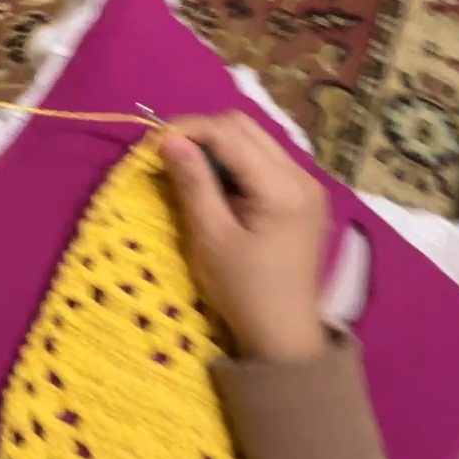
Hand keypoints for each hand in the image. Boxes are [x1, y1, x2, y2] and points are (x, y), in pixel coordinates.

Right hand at [162, 113, 330, 363]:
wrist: (283, 332)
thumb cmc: (242, 289)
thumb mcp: (209, 236)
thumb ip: (192, 181)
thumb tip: (168, 138)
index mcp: (282, 189)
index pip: (228, 133)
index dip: (187, 129)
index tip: (153, 145)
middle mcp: (302, 176)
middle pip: (243, 126)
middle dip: (201, 132)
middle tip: (168, 155)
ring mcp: (306, 184)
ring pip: (253, 137)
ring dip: (216, 144)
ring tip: (188, 168)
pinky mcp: (301, 194)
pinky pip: (262, 156)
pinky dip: (232, 159)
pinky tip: (215, 182)